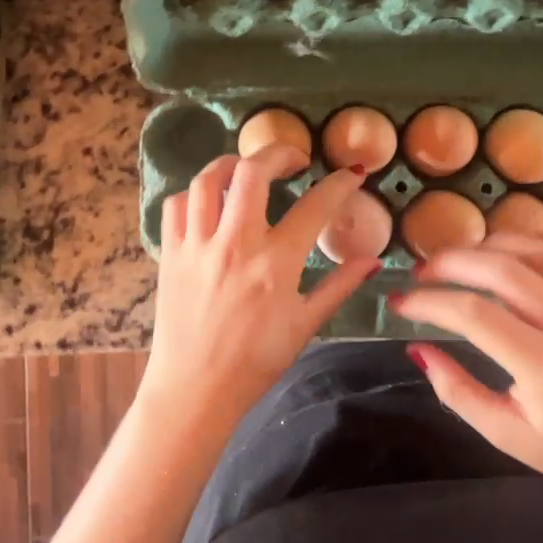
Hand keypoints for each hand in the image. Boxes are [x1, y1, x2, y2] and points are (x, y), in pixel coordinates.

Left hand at [140, 145, 378, 427]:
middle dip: (278, 152)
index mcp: (275, 263)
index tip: (351, 175)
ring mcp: (197, 245)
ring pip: (208, 179)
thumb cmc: (256, 362)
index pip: (315, 206)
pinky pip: (177, 204)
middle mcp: (235, 243)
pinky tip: (210, 201)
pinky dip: (195, 194)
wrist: (196, 389)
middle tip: (294, 160)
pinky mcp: (170, 252)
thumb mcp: (305, 325)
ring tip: (249, 169)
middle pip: (252, 171)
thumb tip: (371, 260)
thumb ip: (338, 286)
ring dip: (233, 164)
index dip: (339, 184)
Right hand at [394, 228, 542, 511]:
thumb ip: (458, 393)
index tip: (399, 303)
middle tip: (421, 272)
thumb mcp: (508, 437)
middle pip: (504, 270)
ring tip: (463, 256)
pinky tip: (531, 241)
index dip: (429, 303)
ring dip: (496, 242)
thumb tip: (417, 351)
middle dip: (452, 262)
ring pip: (542, 252)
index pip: (474, 314)